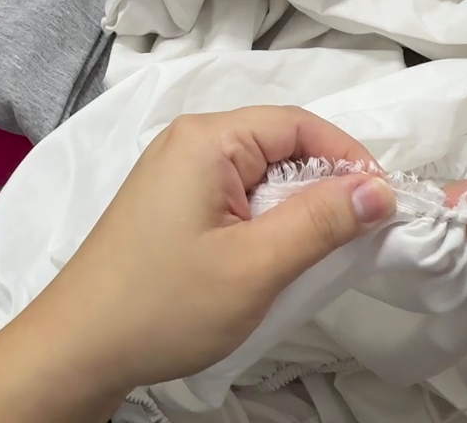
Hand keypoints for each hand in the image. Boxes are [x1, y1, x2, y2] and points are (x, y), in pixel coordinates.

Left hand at [0, 107, 396, 422]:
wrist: (82, 344)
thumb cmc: (165, 303)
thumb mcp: (255, 265)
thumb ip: (321, 221)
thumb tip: (379, 187)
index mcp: (206, 138)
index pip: (296, 122)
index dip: (347, 155)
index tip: (384, 202)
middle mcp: (190, 140)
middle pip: (278, 143)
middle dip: (323, 183)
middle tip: (357, 234)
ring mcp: (177, 169)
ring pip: (259, 171)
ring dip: (295, 204)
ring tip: (318, 251)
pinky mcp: (172, 198)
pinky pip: (235, 191)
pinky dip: (266, 216)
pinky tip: (275, 253)